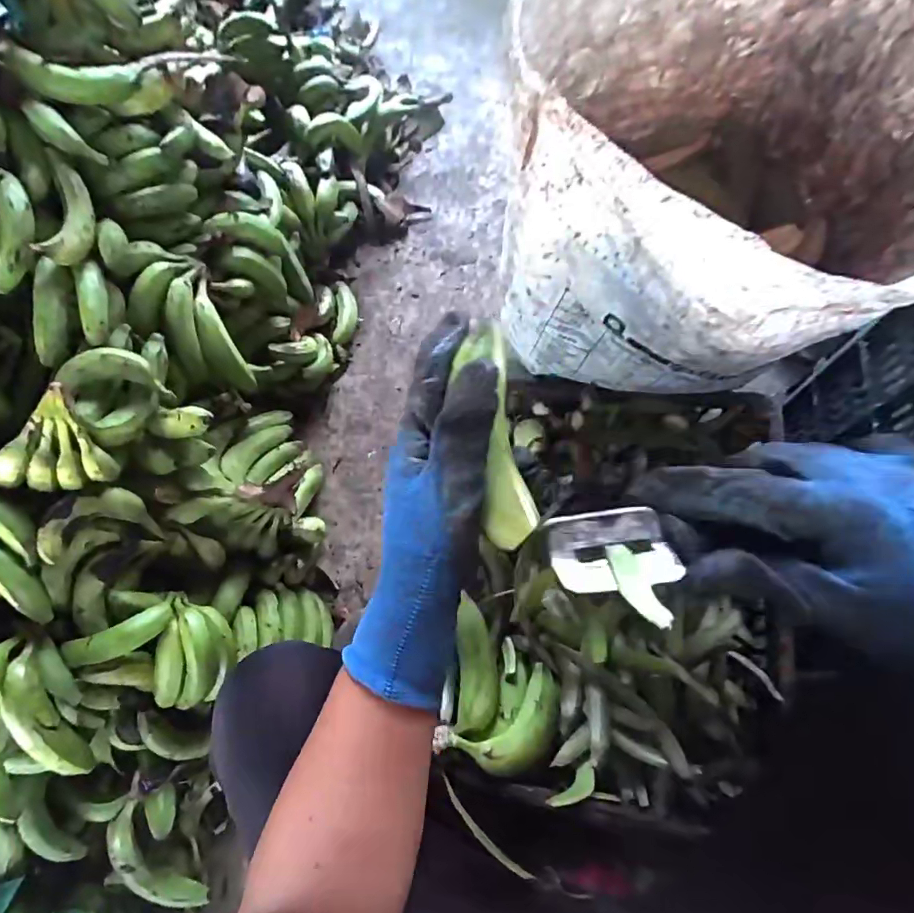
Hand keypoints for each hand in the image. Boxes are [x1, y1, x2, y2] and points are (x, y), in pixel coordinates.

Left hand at [341, 314, 496, 709]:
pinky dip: (485, 434)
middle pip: (440, 397)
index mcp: (412, 440)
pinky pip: (468, 451)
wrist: (424, 595)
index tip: (462, 317)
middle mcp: (420, 450)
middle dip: (458, 365)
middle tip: (484, 336)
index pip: (427, 382)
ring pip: (455, 422)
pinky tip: (501, 434)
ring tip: (496, 374)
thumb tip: (481, 364)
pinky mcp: (450, 493)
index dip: (443, 347)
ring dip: (473, 396)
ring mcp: (434, 472)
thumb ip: (464, 423)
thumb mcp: (450, 476)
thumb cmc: (433, 537)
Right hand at [631, 440, 913, 796]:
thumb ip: (761, 577)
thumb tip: (686, 571)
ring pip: (801, 453)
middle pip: (763, 462)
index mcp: (837, 506)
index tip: (641, 486)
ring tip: (738, 501)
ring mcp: (893, 466)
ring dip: (761, 473)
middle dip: (718, 480)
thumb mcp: (832, 611)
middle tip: (685, 506)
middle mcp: (861, 470)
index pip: (739, 489)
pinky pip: (848, 454)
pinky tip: (809, 492)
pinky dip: (813, 468)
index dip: (685, 489)